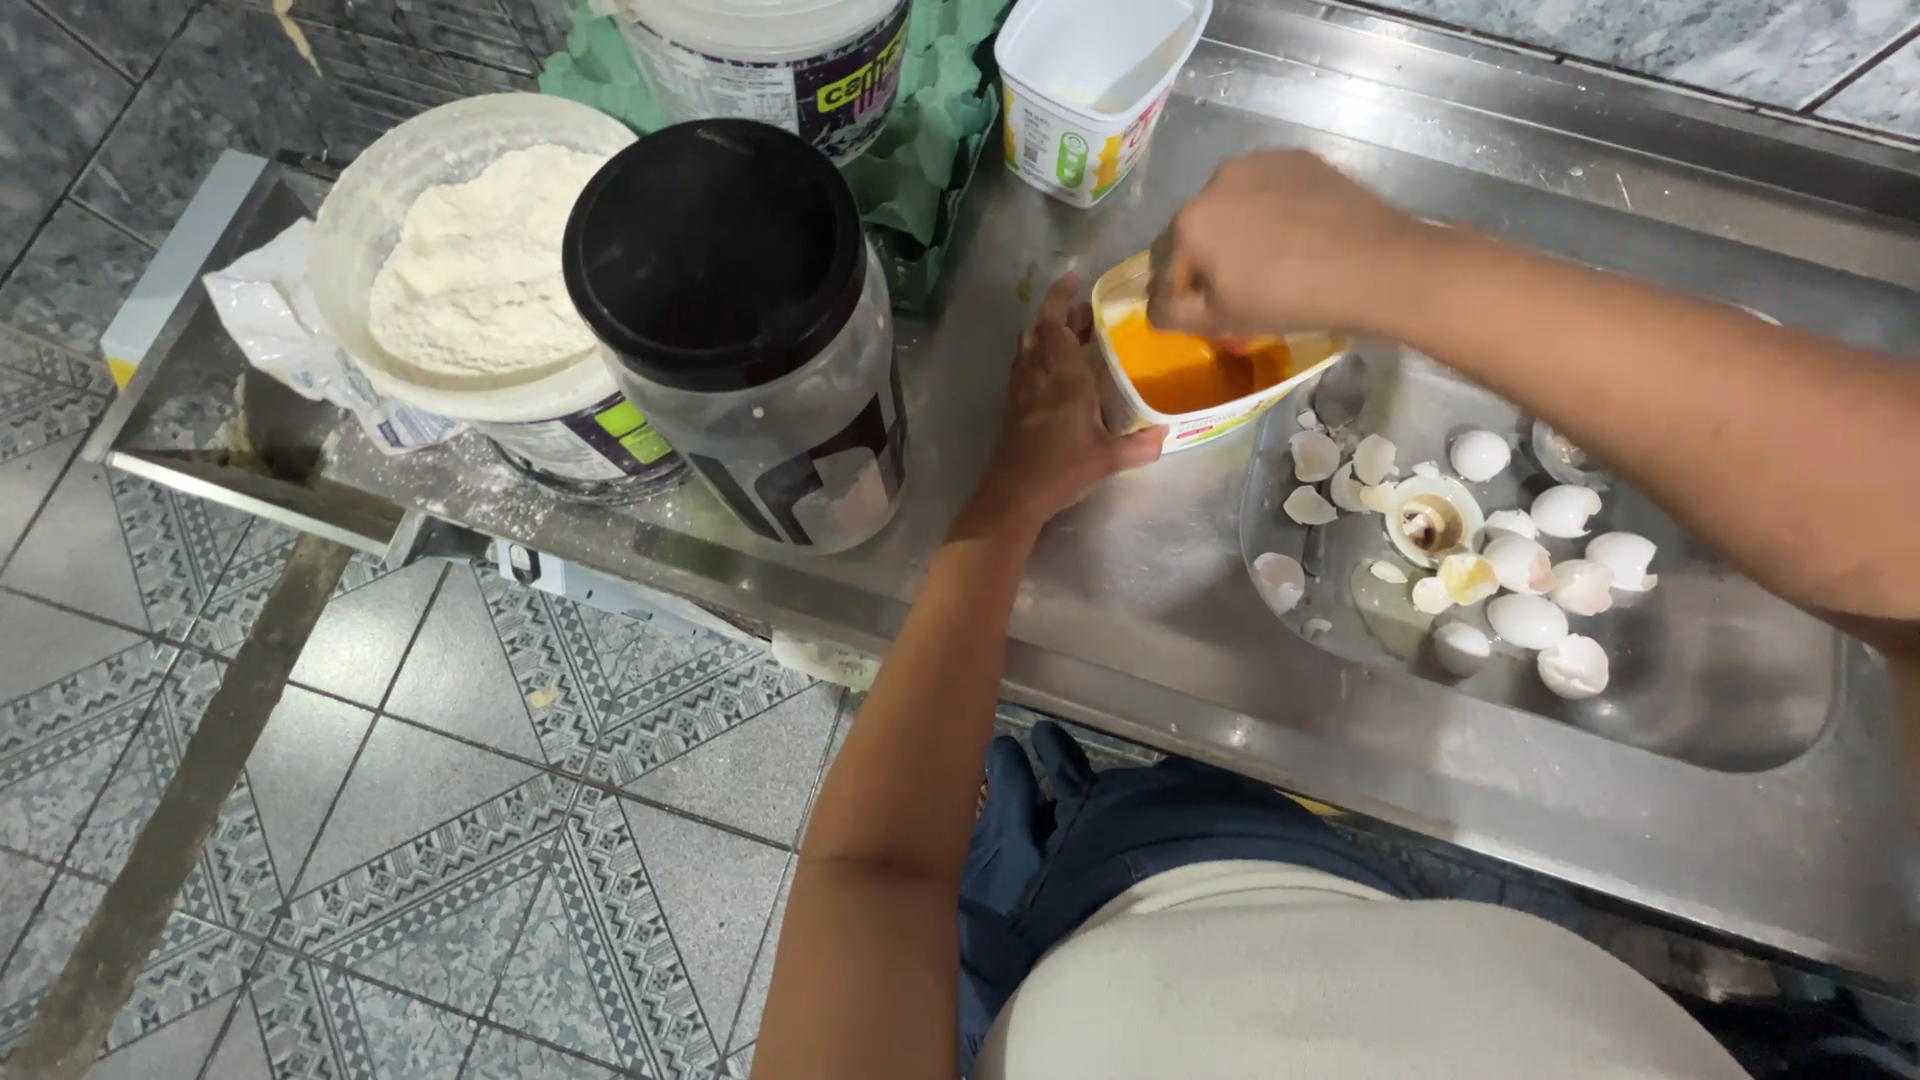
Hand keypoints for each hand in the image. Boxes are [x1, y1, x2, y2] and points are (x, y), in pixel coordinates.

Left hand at [953, 275, 1167, 540]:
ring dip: (1048, 336)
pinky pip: (1024, 367)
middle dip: (1061, 316)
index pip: (1054, 323)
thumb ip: (1139, 445)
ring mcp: (1020, 389)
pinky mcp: (1012, 407)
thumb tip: (1165, 435)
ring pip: (1029, 347)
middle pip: (1040, 329)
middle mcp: (1037, 374)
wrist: (1014, 495)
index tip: (1074, 279)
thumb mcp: (1107, 459)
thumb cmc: (1062, 470)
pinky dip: (1039, 358)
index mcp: (1062, 376)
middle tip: (1089, 319)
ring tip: (1077, 341)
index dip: (1061, 297)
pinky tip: (1058, 375)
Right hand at [1147, 149, 1435, 337]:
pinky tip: (1297, 236)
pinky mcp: (1300, 158)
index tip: (1214, 309)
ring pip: (1233, 206)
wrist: (1376, 267)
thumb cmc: (1287, 299)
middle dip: (1211, 257)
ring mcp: (1262, 161)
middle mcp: (1217, 179)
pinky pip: (1268, 190)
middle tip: (1245, 286)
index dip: (1185, 293)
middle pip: (1198, 229)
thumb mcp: (1218, 321)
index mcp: (1190, 221)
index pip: (1166, 263)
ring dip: (1240, 231)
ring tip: (1274, 259)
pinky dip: (1272, 211)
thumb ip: (1169, 312)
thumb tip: (1153, 303)